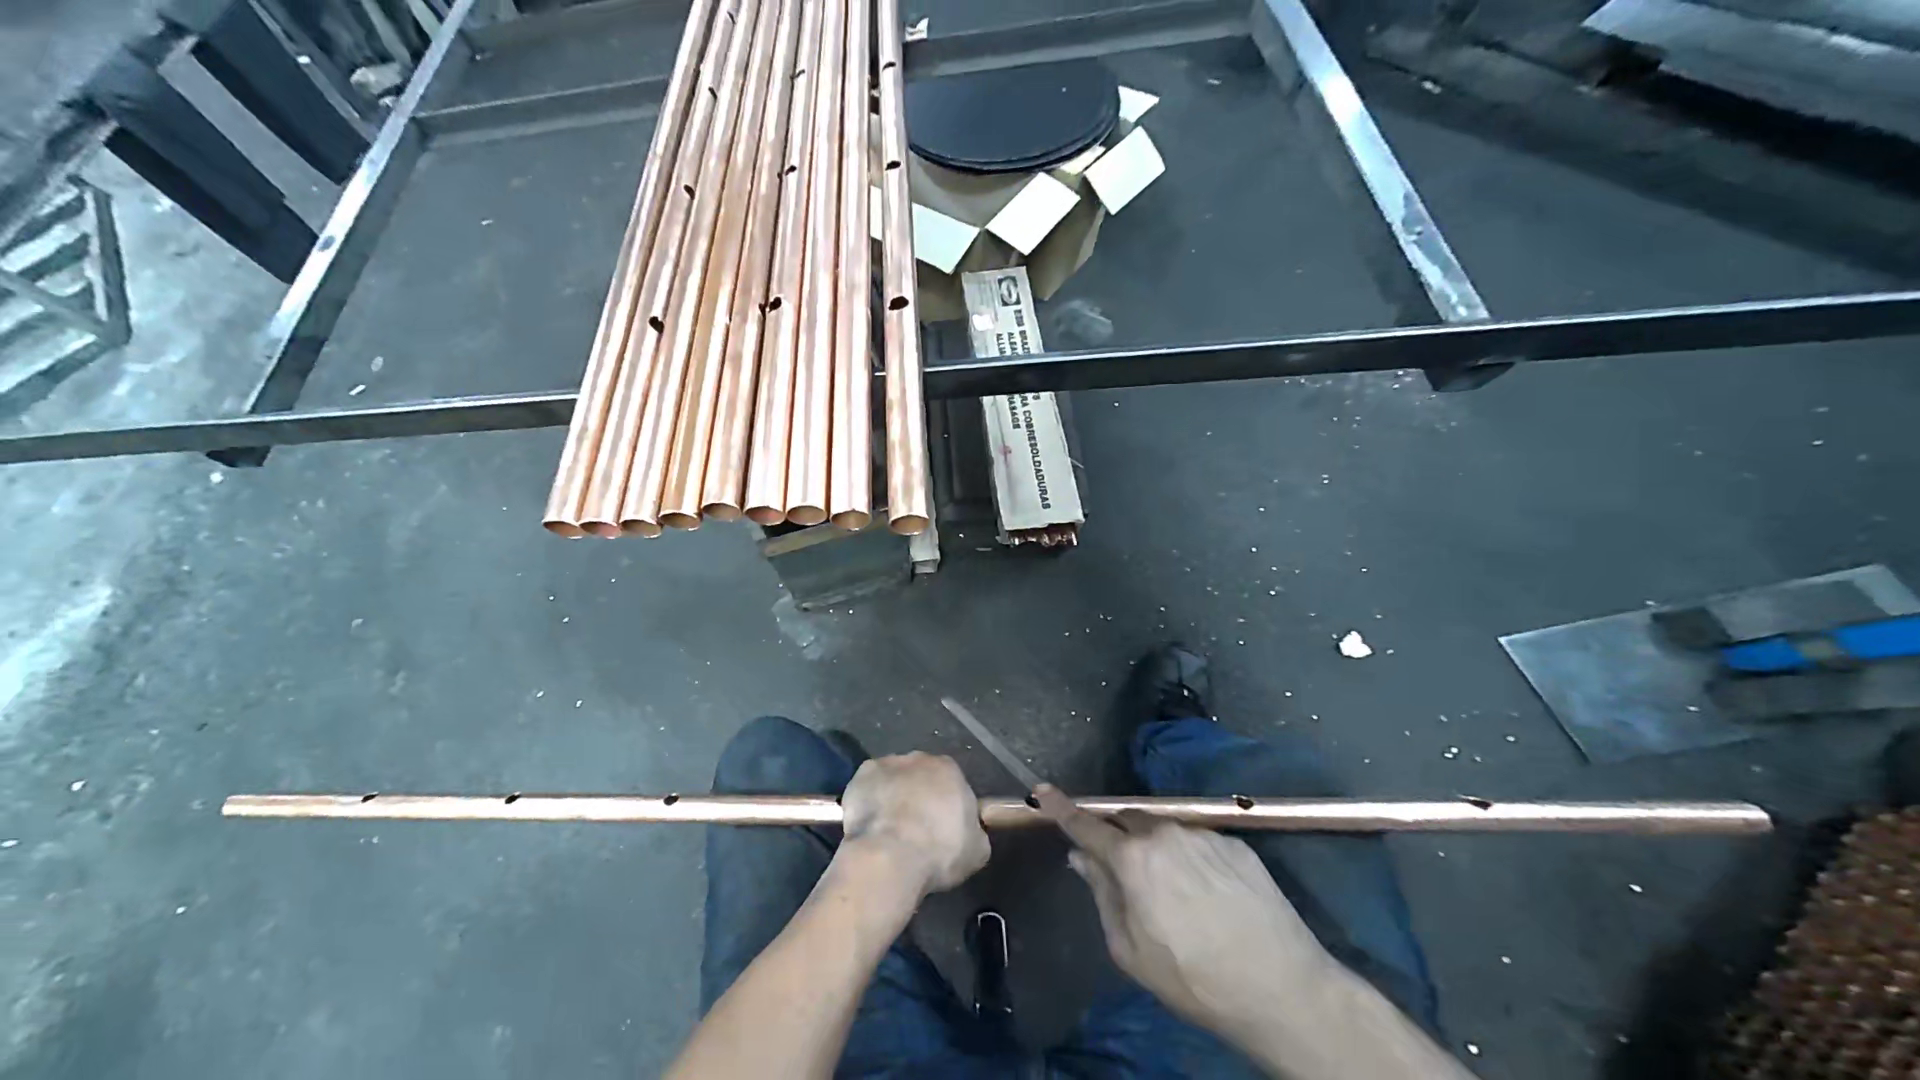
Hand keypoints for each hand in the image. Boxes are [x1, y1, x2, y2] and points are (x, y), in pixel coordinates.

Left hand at [840, 753, 989, 895]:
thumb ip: (974, 832)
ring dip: (891, 797)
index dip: (945, 805)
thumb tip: (969, 832)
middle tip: (914, 829)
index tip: (940, 827)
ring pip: (891, 779)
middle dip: (917, 797)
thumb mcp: (977, 850)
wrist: (891, 856)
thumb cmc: (939, 852)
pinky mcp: (860, 776)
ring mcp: (887, 764)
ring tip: (887, 830)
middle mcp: (919, 758)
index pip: (950, 782)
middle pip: (919, 776)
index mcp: (950, 769)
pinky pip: (867, 787)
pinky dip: (867, 801)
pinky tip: (868, 825)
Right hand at [1036, 786, 1332, 1038]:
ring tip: (1177, 897)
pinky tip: (1209, 897)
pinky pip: (1198, 841)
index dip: (1060, 807)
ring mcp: (1204, 835)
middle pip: (1128, 821)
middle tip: (1123, 872)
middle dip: (1117, 836)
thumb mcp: (1130, 949)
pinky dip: (1190, 859)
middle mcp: (1165, 833)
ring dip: (1157, 849)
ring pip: (1165, 831)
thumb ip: (1101, 893)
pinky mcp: (1237, 844)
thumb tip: (1081, 857)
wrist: (1282, 989)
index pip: (1086, 824)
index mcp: (1133, 858)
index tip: (1041, 790)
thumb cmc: (1193, 978)